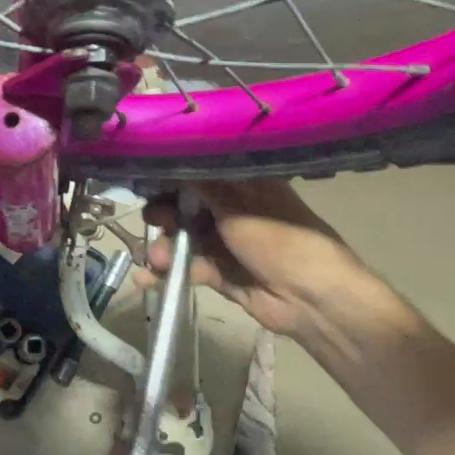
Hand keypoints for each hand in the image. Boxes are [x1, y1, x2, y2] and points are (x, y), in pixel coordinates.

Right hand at [138, 180, 373, 339]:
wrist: (309, 296)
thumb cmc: (279, 239)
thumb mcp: (238, 204)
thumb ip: (200, 185)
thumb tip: (169, 158)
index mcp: (243, 187)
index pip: (200, 175)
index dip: (172, 178)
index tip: (146, 181)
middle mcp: (231, 212)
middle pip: (185, 209)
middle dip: (162, 215)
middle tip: (152, 220)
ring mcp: (224, 245)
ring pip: (181, 241)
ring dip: (162, 248)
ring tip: (154, 259)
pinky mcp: (218, 275)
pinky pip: (184, 269)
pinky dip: (164, 274)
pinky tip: (145, 278)